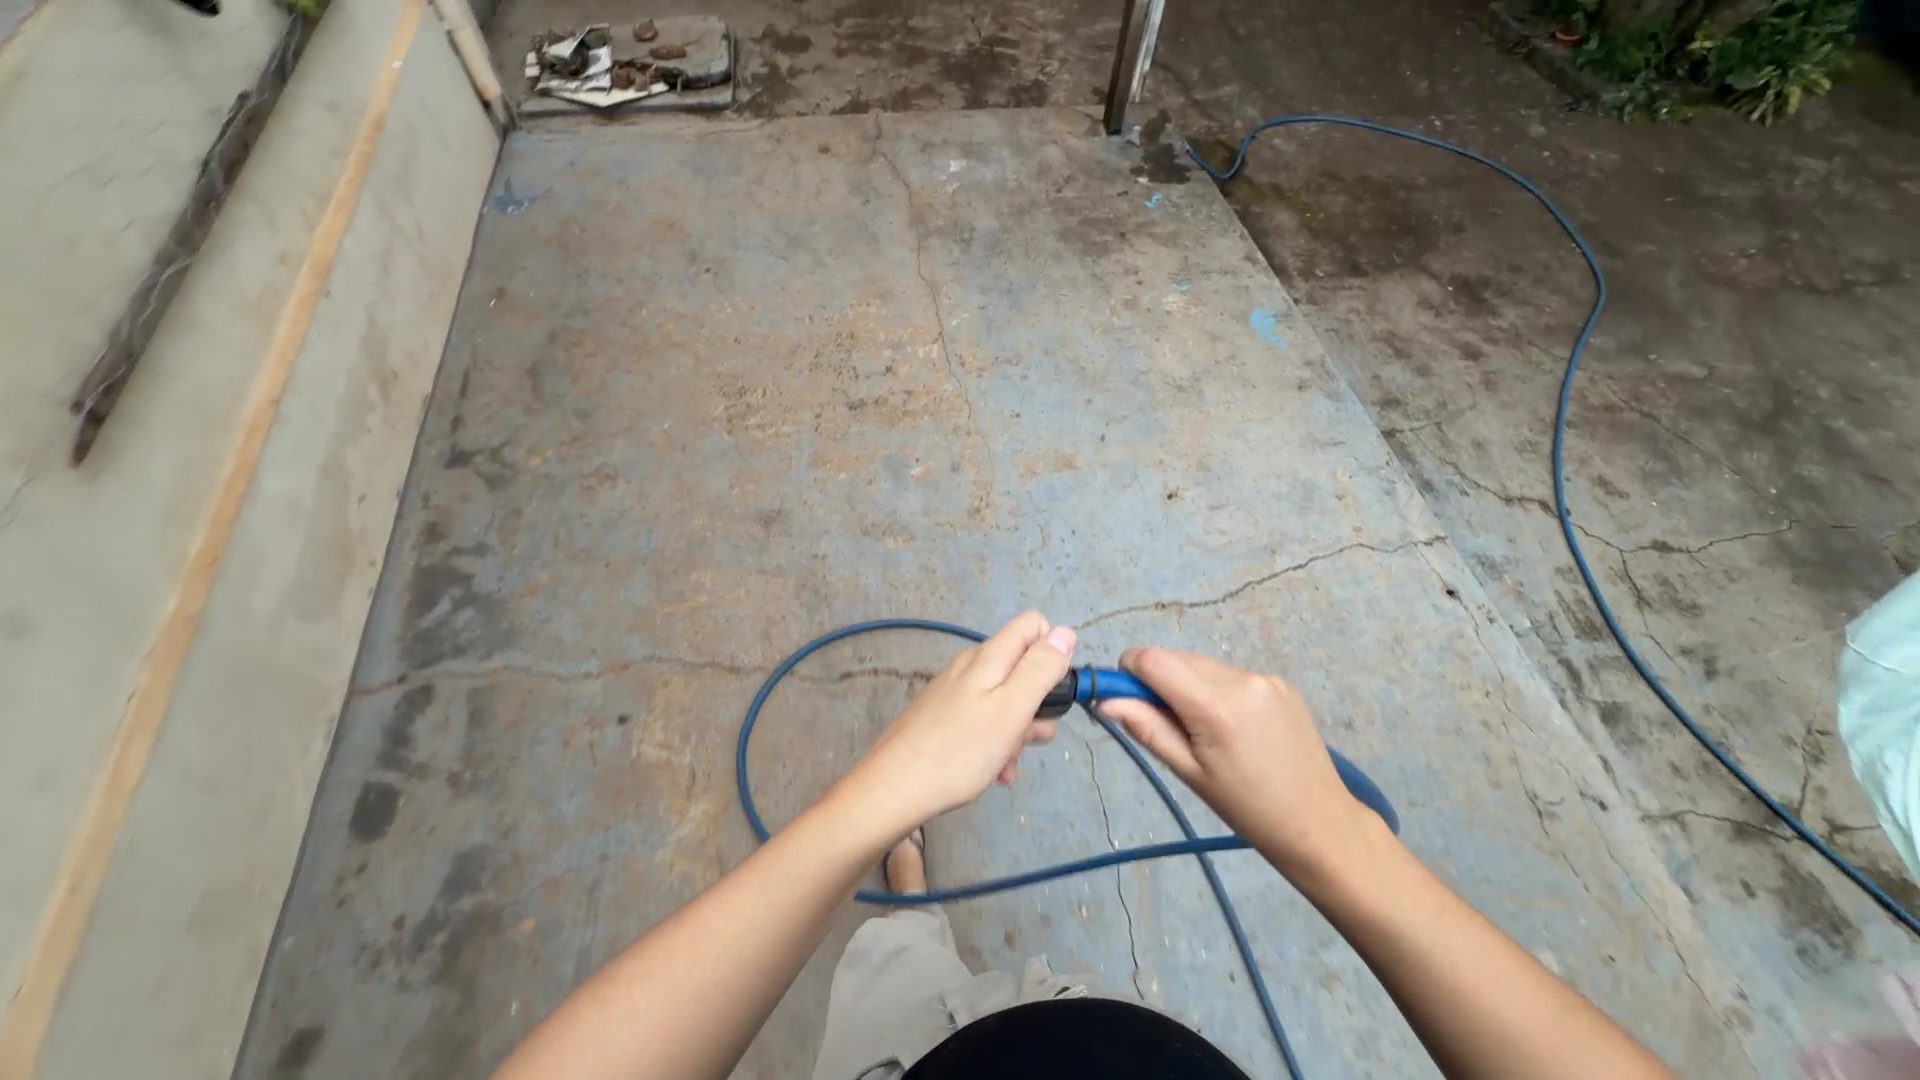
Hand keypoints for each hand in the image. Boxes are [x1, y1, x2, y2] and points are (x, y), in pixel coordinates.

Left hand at [841, 612, 1075, 833]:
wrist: (893, 789)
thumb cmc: (958, 751)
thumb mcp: (1011, 710)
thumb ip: (1040, 669)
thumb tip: (1065, 632)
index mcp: (988, 657)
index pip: (1033, 625)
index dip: (1053, 653)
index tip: (1053, 692)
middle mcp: (970, 666)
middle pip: (1023, 667)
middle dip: (1038, 702)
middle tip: (1031, 737)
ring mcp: (954, 691)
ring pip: (1005, 699)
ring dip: (1018, 730)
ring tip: (1008, 764)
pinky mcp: (944, 716)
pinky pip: (984, 720)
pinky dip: (996, 742)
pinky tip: (993, 771)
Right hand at [1099, 648, 1374, 875]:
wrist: (1319, 822)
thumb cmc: (1246, 808)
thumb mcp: (1188, 772)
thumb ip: (1146, 728)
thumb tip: (1104, 700)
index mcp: (1215, 706)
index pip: (1152, 660)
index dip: (1128, 672)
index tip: (1125, 699)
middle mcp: (1240, 679)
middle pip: (1175, 657)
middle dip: (1157, 681)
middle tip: (1165, 725)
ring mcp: (1264, 678)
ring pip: (1201, 664)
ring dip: (1186, 685)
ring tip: (1202, 731)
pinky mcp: (1280, 683)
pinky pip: (1229, 674)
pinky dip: (1215, 690)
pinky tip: (1231, 727)